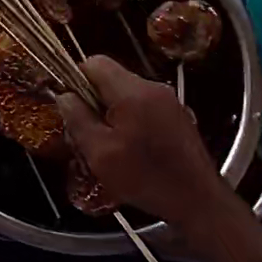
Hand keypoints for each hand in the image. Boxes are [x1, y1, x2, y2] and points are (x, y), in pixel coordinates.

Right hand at [55, 56, 238, 237]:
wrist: (197, 199)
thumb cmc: (145, 178)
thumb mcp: (100, 153)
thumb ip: (78, 119)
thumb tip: (64, 96)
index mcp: (132, 91)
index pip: (95, 62)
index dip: (75, 78)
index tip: (70, 105)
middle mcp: (153, 87)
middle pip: (112, 78)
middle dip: (93, 99)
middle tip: (86, 131)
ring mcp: (168, 100)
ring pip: (126, 93)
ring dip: (111, 112)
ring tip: (107, 145)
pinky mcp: (177, 115)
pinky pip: (143, 106)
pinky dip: (130, 120)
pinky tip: (130, 149)